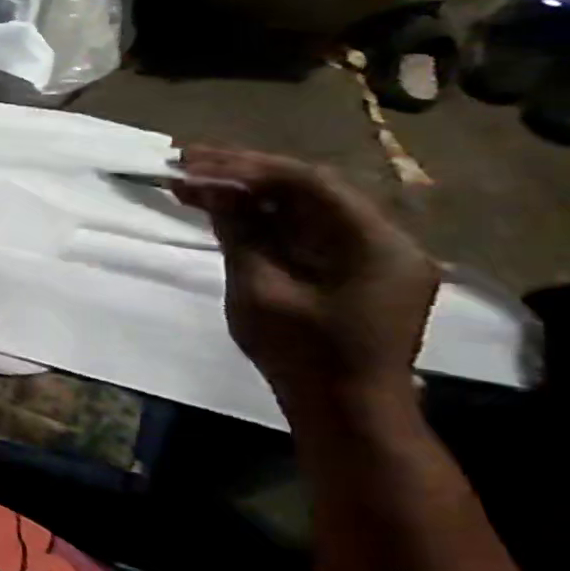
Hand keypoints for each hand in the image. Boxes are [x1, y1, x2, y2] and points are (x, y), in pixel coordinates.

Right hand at [173, 146, 440, 412]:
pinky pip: (303, 230)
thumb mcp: (261, 290)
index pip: (308, 183)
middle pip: (309, 189)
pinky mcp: (350, 270)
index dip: (247, 168)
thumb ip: (240, 233)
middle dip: (245, 173)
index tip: (193, 163)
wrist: (346, 410)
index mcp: (375, 243)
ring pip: (303, 207)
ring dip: (248, 192)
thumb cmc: (304, 352)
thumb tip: (212, 188)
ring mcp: (370, 255)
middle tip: (186, 161)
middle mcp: (383, 240)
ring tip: (192, 182)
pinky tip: (222, 208)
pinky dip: (262, 217)